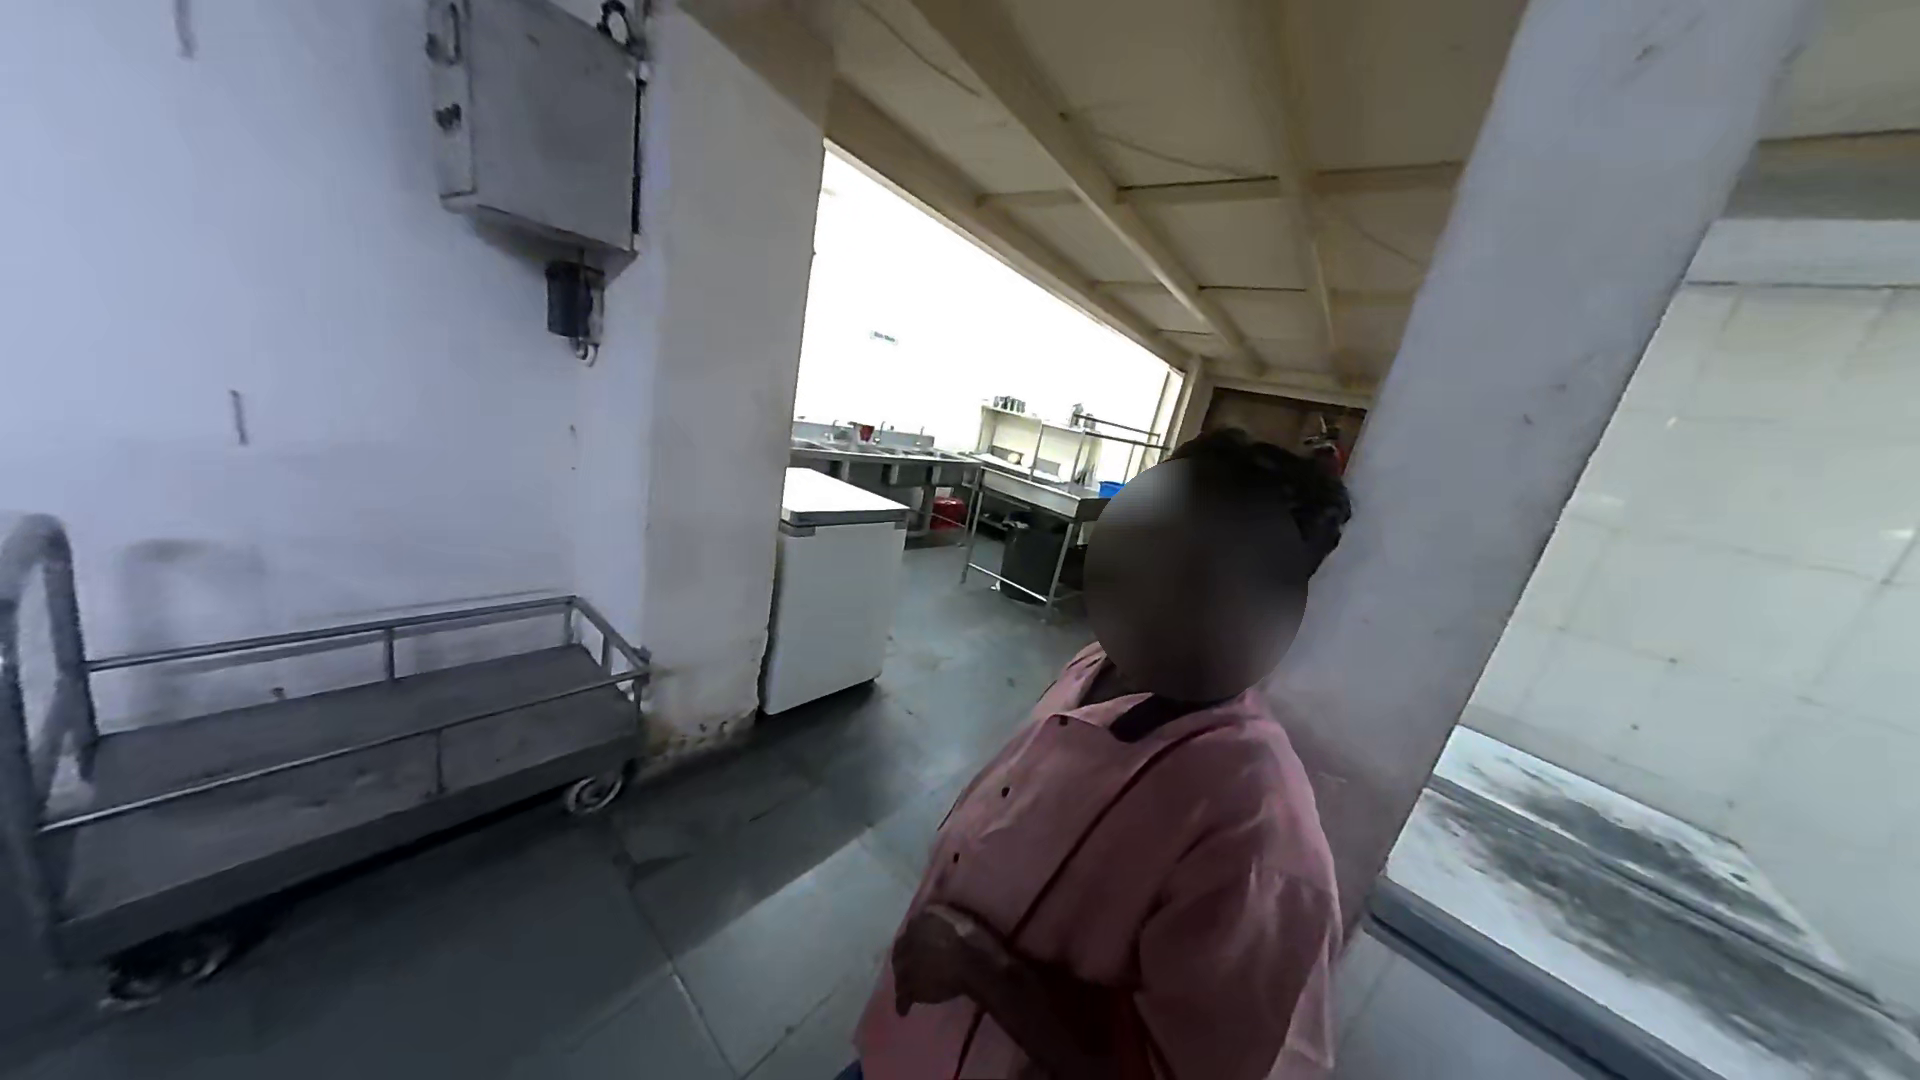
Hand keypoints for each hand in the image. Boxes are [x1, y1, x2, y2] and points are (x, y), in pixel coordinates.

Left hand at [891, 903, 1002, 1014]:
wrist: (969, 964)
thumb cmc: (967, 937)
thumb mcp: (951, 915)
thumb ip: (935, 914)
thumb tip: (926, 913)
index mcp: (919, 921)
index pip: (911, 927)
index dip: (915, 936)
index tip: (919, 942)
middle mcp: (907, 940)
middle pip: (900, 950)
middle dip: (903, 956)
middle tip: (910, 964)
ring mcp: (906, 965)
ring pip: (898, 973)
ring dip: (902, 978)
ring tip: (907, 986)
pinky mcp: (911, 988)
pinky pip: (903, 997)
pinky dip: (903, 1003)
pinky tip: (904, 1010)